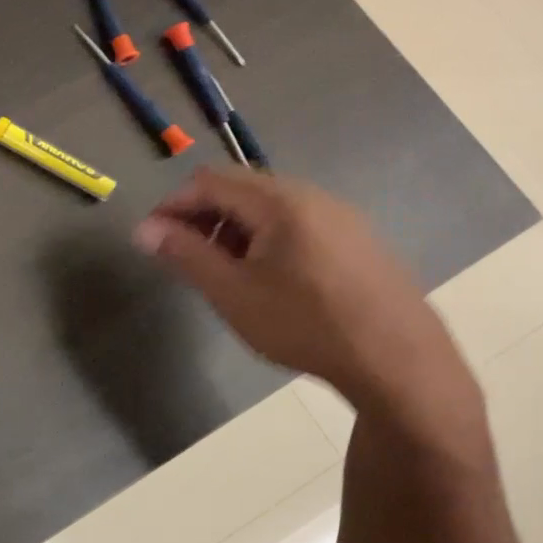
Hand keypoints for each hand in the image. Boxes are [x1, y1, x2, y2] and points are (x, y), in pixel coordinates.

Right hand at [131, 166, 461, 406]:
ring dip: (231, 228)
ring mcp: (341, 217)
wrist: (398, 361)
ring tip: (220, 272)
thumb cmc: (304, 324)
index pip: (209, 181)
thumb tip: (143, 229)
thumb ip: (184, 254)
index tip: (151, 239)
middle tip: (181, 257)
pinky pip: (296, 223)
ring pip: (268, 207)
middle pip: (239, 189)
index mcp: (279, 202)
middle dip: (201, 216)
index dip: (172, 205)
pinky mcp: (357, 240)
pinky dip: (264, 238)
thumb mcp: (231, 292)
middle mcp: (312, 196)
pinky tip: (264, 279)